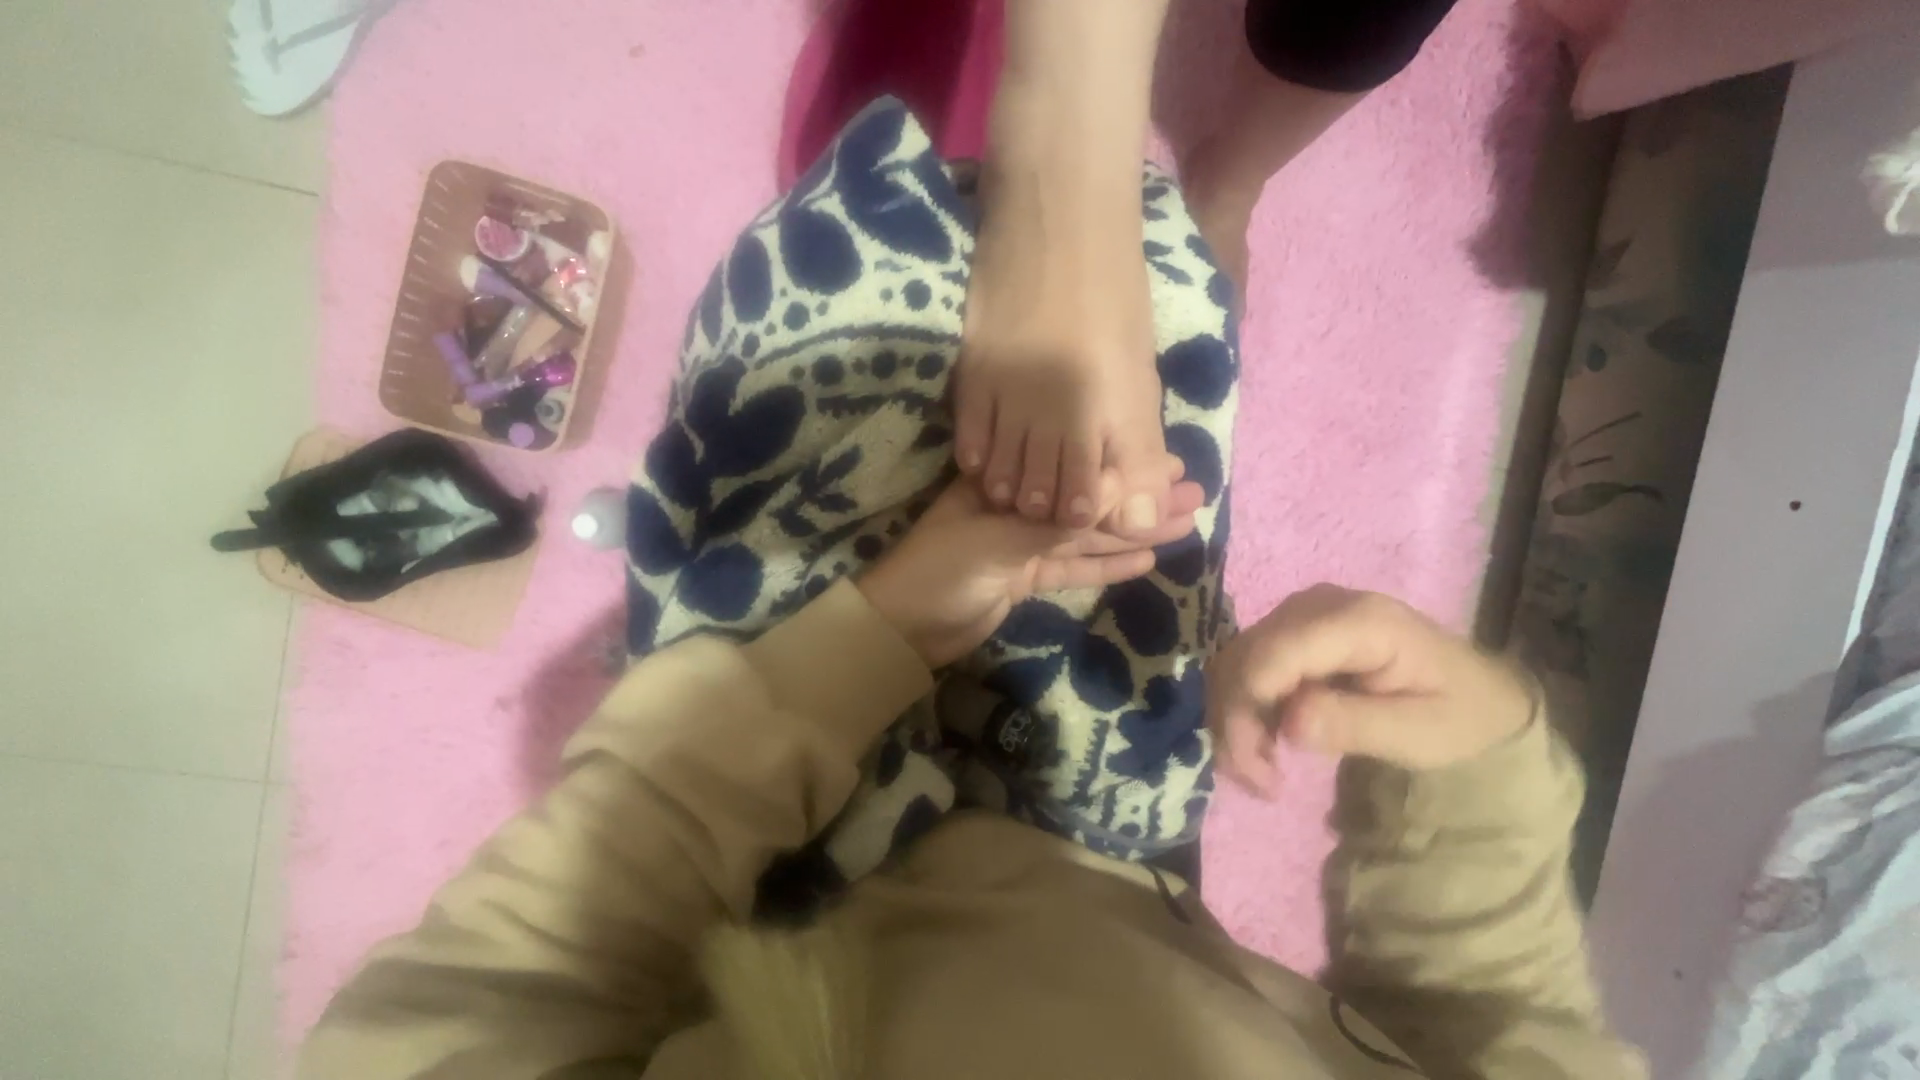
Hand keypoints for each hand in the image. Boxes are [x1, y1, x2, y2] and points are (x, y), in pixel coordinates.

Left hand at [858, 478, 1203, 667]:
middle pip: (1087, 503)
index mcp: (1006, 485)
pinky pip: (1072, 567)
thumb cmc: (940, 572)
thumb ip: (1058, 526)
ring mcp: (1023, 545)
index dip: (1123, 472)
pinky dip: (1106, 564)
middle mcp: (1019, 508)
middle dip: (1138, 501)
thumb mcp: (998, 543)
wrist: (902, 629)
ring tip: (1181, 525)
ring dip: (1131, 533)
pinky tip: (1143, 559)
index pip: (1074, 472)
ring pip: (1086, 537)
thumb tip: (1120, 499)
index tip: (1169, 467)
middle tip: (1193, 496)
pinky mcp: (1025, 578)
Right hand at [954, 166, 1171, 530]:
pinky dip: (976, 458)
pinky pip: (969, 434)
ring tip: (1011, 498)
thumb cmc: (1114, 299)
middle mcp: (1052, 411)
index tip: (1077, 517)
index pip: (1085, 492)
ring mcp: (1008, 392)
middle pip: (1039, 485)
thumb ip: (1138, 448)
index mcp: (1102, 412)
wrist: (1061, 225)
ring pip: (1002, 468)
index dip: (1080, 514)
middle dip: (1043, 507)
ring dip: (1008, 489)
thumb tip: (1138, 517)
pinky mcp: (974, 373)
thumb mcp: (1141, 375)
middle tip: (1041, 514)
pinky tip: (981, 466)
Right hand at [1205, 585, 1535, 794]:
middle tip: (1260, 782)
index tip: (1261, 769)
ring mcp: (1297, 613)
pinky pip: (1245, 666)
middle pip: (1245, 658)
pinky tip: (1265, 744)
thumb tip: (1288, 722)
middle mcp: (1315, 605)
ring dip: (1235, 720)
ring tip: (1263, 771)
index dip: (1250, 709)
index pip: (1274, 654)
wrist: (1478, 693)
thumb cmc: (1459, 715)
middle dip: (1236, 723)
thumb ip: (1356, 724)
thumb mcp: (1422, 734)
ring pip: (1235, 664)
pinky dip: (1243, 709)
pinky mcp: (1288, 630)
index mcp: (1358, 621)